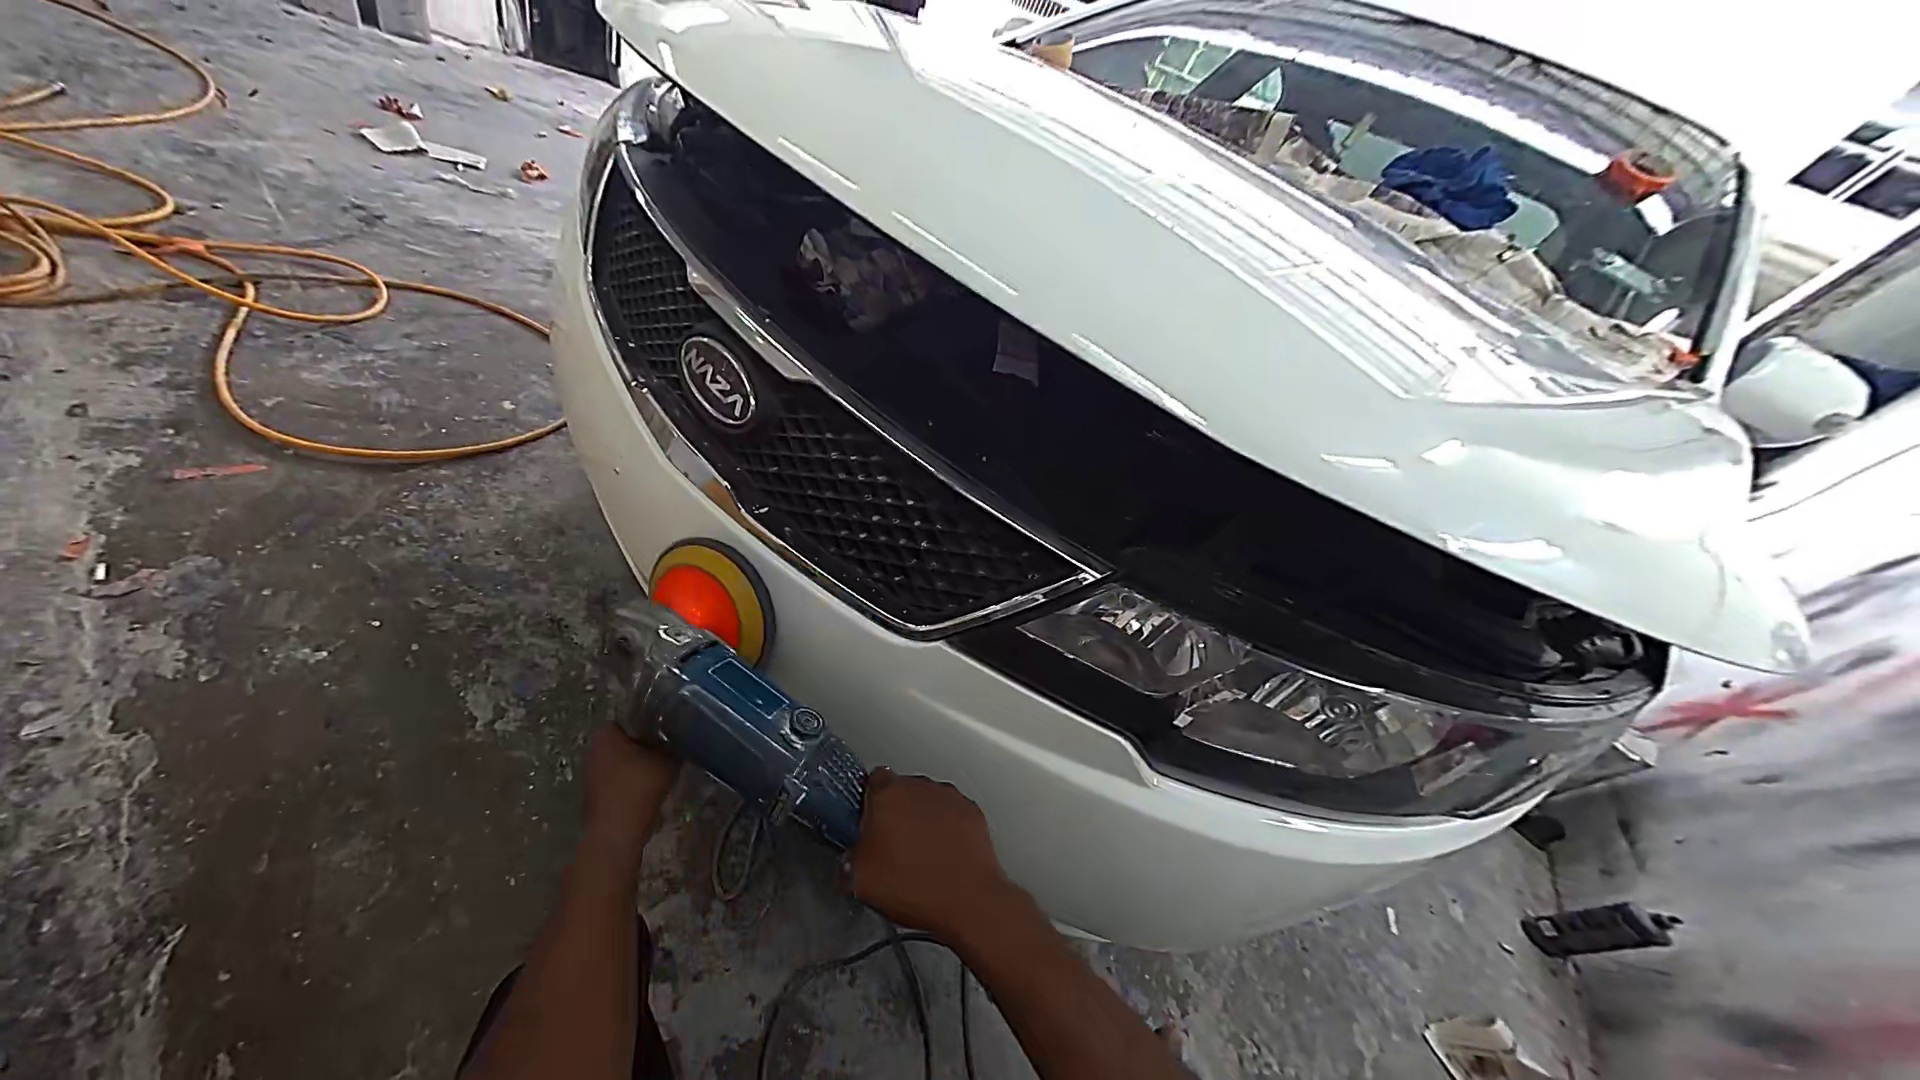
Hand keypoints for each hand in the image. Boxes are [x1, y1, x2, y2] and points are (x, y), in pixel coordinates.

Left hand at [581, 726, 679, 861]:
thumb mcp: (667, 761)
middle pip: (627, 737)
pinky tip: (648, 784)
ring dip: (638, 760)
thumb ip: (673, 745)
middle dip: (646, 741)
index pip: (633, 716)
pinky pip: (617, 775)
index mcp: (607, 734)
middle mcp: (593, 749)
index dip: (653, 720)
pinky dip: (631, 777)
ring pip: (622, 757)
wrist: (615, 833)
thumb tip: (680, 737)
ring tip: (661, 765)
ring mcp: (591, 771)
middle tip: (669, 746)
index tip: (669, 728)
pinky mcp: (594, 791)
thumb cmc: (639, 789)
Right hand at [849, 770, 1022, 943]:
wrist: (968, 900)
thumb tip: (851, 859)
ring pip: (928, 800)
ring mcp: (949, 796)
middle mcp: (920, 786)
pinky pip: (953, 813)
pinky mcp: (972, 810)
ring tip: (921, 855)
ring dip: (923, 818)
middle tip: (892, 846)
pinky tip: (945, 854)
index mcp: (888, 793)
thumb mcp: (860, 880)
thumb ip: (850, 858)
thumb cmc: (914, 885)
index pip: (873, 779)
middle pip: (902, 789)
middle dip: (896, 811)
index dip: (870, 800)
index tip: (868, 821)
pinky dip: (948, 827)